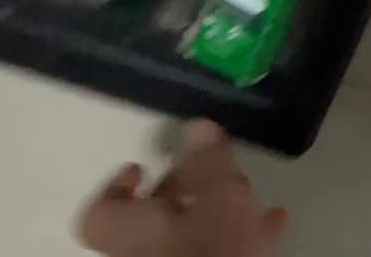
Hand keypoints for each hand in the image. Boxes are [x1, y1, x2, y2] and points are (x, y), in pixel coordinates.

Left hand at [77, 120, 287, 256]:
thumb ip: (207, 162)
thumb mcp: (218, 197)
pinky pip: (215, 252)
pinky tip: (270, 223)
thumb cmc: (212, 251)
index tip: (147, 165)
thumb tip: (195, 126)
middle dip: (183, 190)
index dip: (118, 187)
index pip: (100, 213)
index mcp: (132, 233)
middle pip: (147, 221)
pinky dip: (237, 235)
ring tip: (247, 195)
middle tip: (213, 171)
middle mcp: (140, 256)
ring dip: (213, 211)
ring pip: (184, 236)